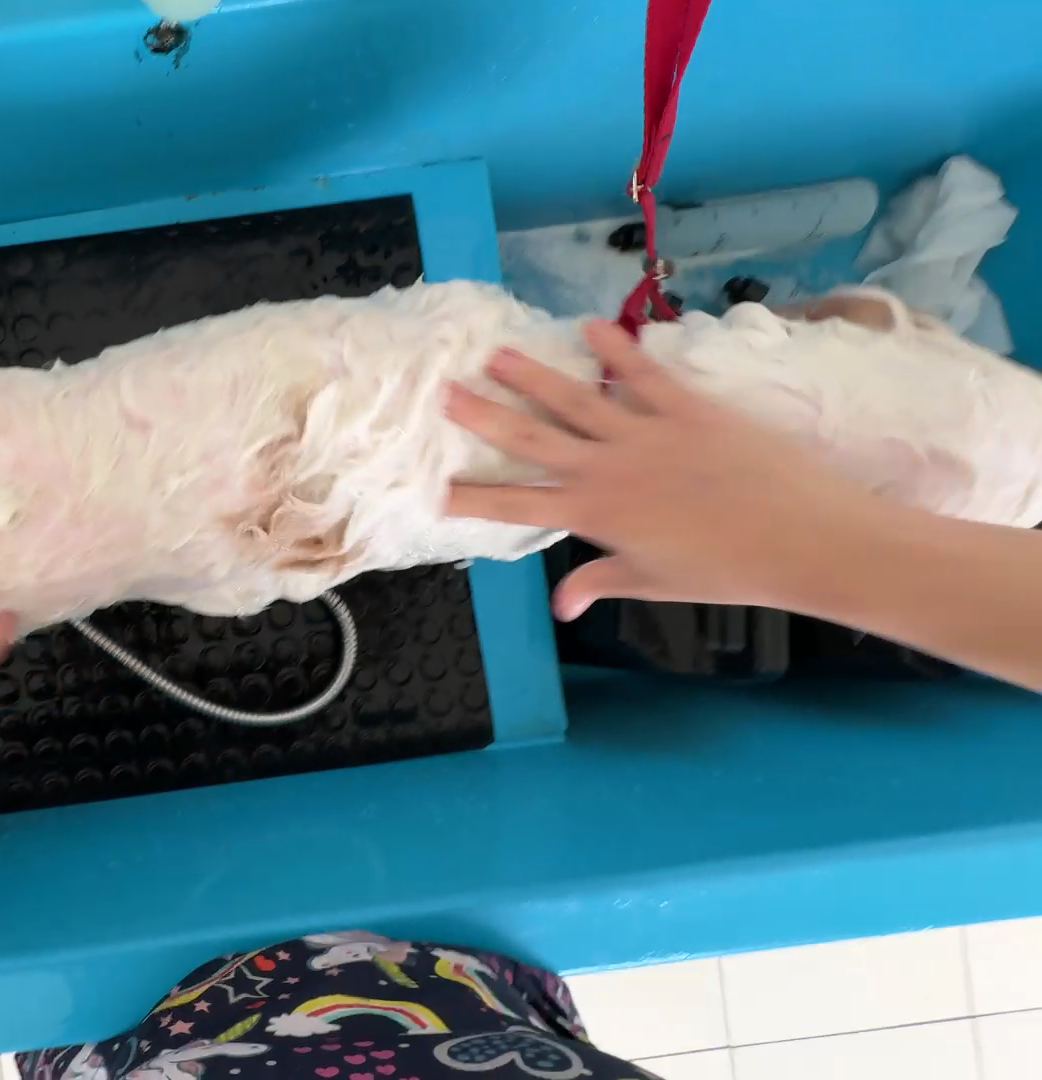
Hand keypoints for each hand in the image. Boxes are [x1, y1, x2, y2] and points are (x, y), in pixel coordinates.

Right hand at [444, 320, 895, 619]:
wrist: (812, 541)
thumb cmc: (725, 570)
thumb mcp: (650, 582)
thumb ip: (597, 584)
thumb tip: (560, 608)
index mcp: (590, 514)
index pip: (512, 506)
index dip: (467, 498)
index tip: (431, 489)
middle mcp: (604, 469)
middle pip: (530, 438)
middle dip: (483, 416)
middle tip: (446, 393)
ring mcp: (644, 435)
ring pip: (575, 400)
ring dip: (532, 376)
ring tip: (498, 354)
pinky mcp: (688, 409)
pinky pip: (644, 375)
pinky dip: (617, 350)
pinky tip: (591, 326)